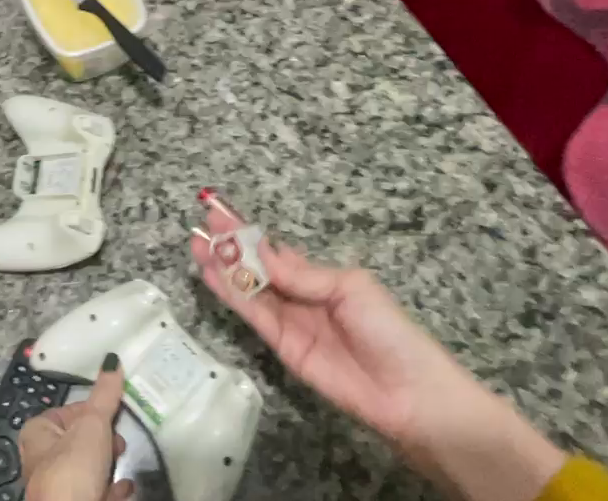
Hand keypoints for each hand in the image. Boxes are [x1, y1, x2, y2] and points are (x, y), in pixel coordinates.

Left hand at [19, 354, 133, 500]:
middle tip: (117, 443)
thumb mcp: (92, 424)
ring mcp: (58, 489)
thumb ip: (104, 395)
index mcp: (36, 433)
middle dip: (102, 440)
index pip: (67, 412)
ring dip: (107, 465)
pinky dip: (111, 489)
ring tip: (121, 464)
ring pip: (87, 469)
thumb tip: (112, 359)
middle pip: (78, 441)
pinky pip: (96, 494)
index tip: (113, 415)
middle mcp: (42, 460)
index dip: (91, 412)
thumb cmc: (73, 468)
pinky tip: (125, 486)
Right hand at [191, 211, 564, 500]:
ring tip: (196, 245)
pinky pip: (252, 314)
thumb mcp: (350, 289)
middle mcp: (300, 295)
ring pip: (248, 288)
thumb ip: (301, 274)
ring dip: (222, 266)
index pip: (276, 250)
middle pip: (256, 266)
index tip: (221, 211)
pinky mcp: (282, 345)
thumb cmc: (392, 333)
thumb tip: (260, 254)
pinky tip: (211, 275)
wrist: (411, 396)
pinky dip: (230, 294)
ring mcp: (289, 320)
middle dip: (229, 244)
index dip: (249, 232)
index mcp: (321, 276)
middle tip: (203, 222)